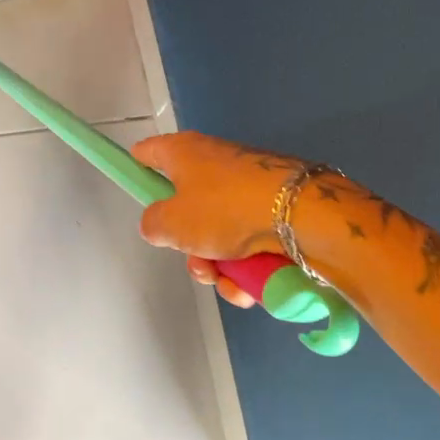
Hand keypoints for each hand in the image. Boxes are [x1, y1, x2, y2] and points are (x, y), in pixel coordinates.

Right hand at [132, 131, 306, 307]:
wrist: (303, 216)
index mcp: (184, 152)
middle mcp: (214, 163)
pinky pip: (248, 242)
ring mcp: (246, 186)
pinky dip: (246, 268)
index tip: (136, 190)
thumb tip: (159, 223)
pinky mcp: (274, 209)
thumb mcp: (172, 223)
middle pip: (185, 207)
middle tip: (198, 262)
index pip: (148, 153)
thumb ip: (152, 224)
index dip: (137, 169)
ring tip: (230, 280)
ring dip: (219, 265)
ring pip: (218, 233)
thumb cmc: (225, 210)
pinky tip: (252, 286)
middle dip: (189, 245)